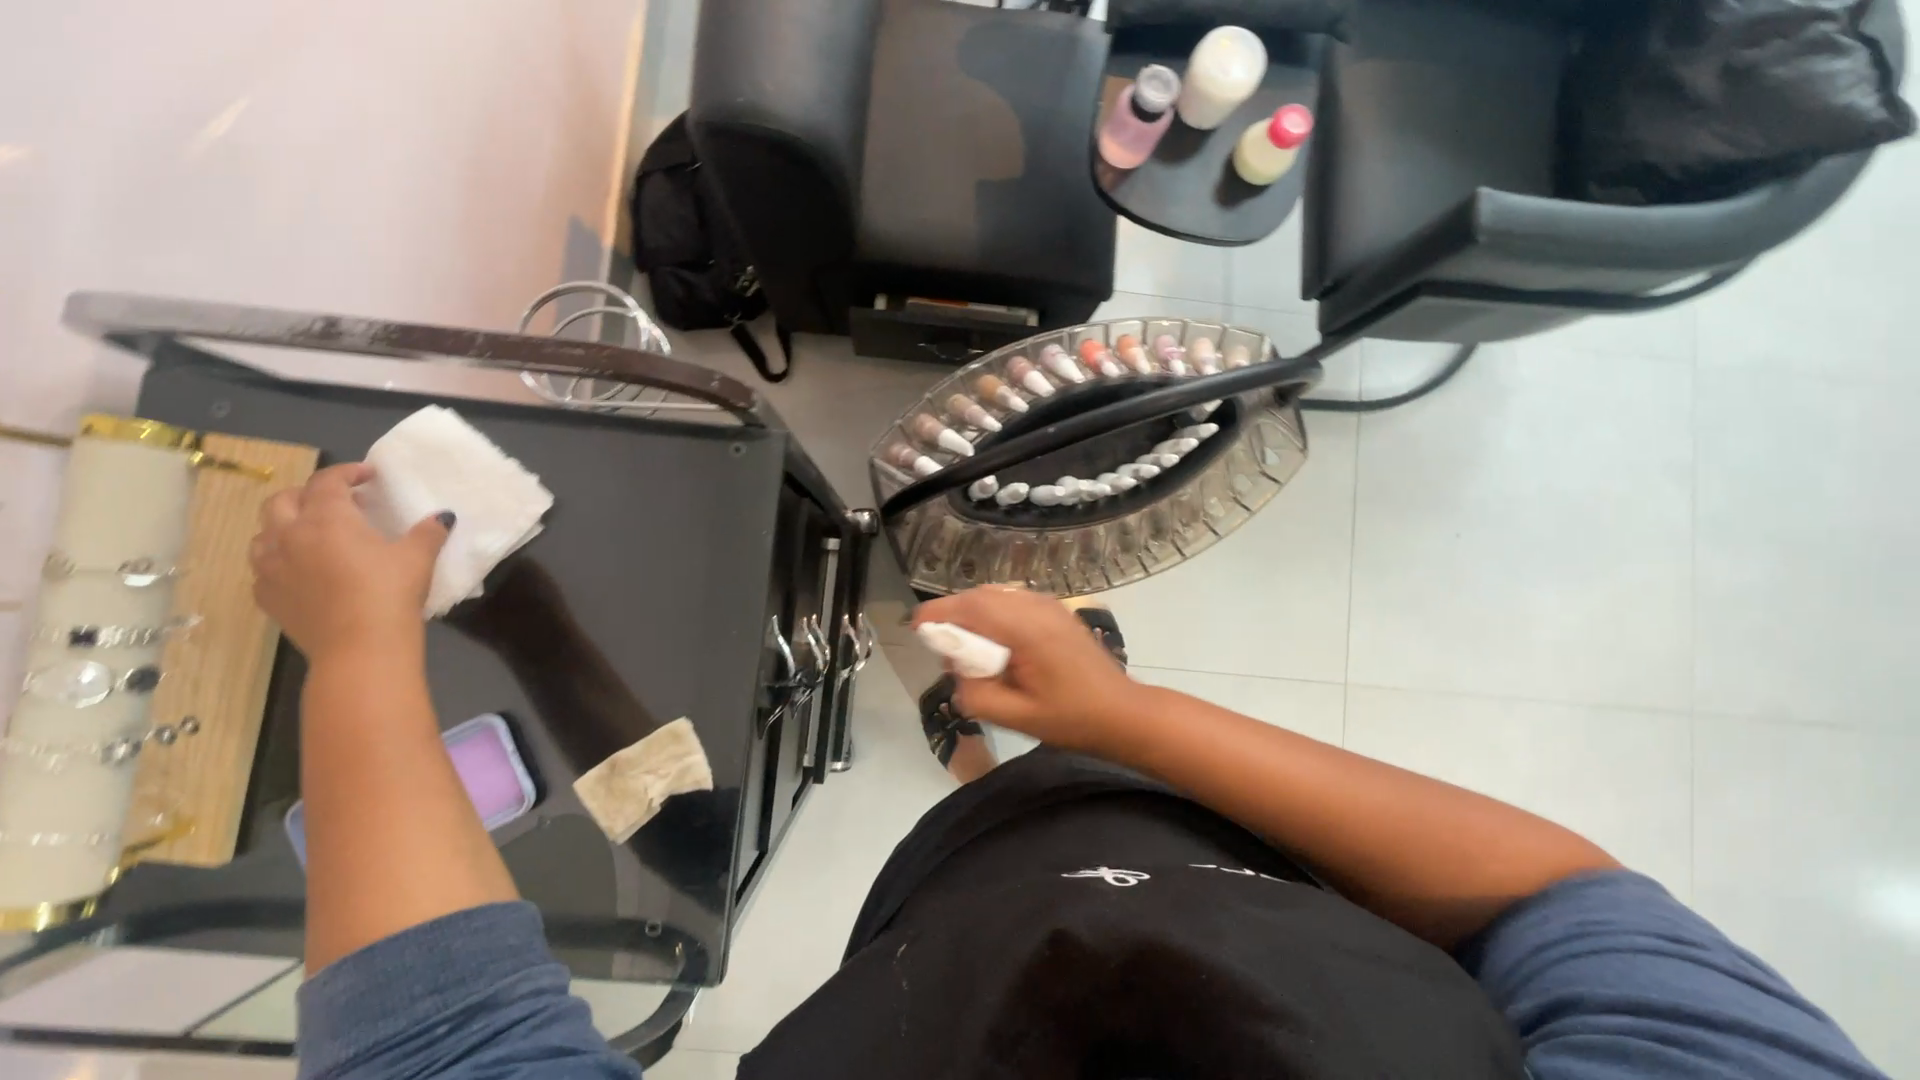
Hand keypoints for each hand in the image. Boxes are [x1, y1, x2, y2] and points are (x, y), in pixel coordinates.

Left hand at [250, 463, 450, 666]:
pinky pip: (263, 567)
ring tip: (312, 535)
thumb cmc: (390, 593)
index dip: (347, 473)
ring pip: (263, 533)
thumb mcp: (418, 558)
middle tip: (336, 503)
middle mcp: (289, 535)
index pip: (327, 481)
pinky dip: (279, 559)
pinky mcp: (266, 596)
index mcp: (326, 518)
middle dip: (307, 494)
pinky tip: (301, 570)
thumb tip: (443, 517)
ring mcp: (271, 567)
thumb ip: (428, 532)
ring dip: (285, 526)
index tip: (368, 476)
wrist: (360, 647)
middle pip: (282, 500)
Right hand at [911, 586, 1143, 751]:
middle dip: (953, 614)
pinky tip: (994, 644)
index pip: (971, 606)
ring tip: (966, 648)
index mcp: (1027, 630)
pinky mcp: (1056, 612)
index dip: (939, 612)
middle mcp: (1037, 608)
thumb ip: (976, 694)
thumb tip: (956, 672)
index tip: (916, 628)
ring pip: (996, 596)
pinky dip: (993, 614)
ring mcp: (1050, 606)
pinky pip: (1013, 602)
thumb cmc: (1072, 720)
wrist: (1123, 714)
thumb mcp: (1017, 717)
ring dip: (974, 614)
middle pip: (981, 596)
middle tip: (941, 646)